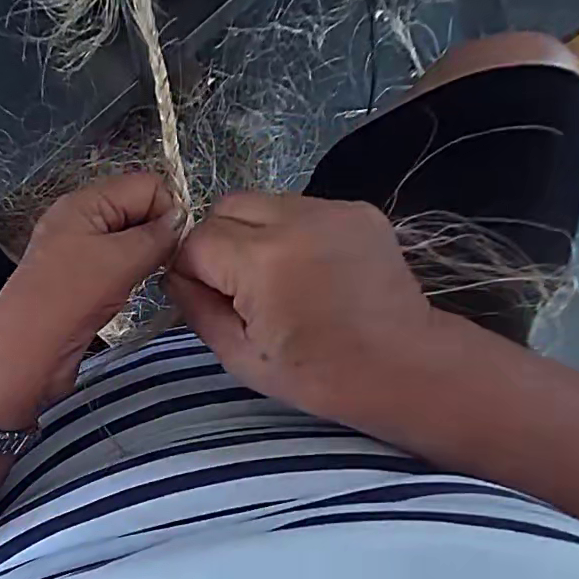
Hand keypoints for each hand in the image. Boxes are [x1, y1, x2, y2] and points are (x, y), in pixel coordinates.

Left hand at [0, 173, 179, 426]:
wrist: (25, 354)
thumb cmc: (69, 298)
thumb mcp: (119, 259)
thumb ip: (157, 235)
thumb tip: (183, 220)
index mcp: (85, 201)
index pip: (146, 185)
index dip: (167, 211)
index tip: (173, 247)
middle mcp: (82, 220)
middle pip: (139, 211)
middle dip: (158, 235)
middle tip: (164, 266)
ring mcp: (80, 252)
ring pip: (131, 242)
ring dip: (147, 259)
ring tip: (148, 281)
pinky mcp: (82, 282)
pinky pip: (119, 266)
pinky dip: (131, 276)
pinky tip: (131, 293)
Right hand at [165, 192, 476, 423]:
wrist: (403, 367)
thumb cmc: (317, 375)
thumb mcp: (239, 357)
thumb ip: (196, 309)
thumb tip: (175, 276)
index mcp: (261, 260)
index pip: (196, 240)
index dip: (193, 270)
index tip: (211, 298)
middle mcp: (294, 219)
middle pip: (226, 207)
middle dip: (219, 242)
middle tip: (240, 286)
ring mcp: (331, 208)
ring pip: (262, 202)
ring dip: (253, 233)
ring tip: (277, 277)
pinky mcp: (358, 209)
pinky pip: (301, 207)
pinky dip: (290, 231)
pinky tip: (309, 268)